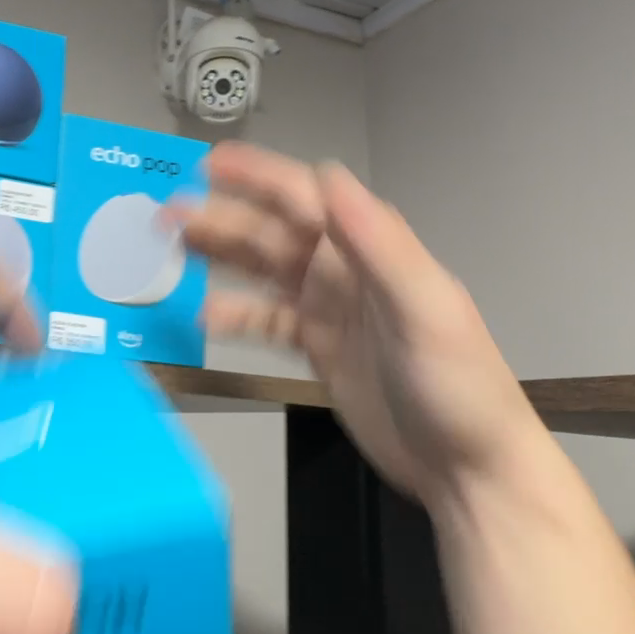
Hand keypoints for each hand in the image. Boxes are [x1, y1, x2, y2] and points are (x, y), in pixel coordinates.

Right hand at [173, 143, 545, 504]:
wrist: (466, 469)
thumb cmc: (457, 388)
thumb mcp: (425, 310)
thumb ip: (378, 243)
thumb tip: (329, 177)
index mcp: (372, 251)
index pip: (306, 199)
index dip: (258, 177)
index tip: (209, 164)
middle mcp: (345, 271)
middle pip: (272, 233)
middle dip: (221, 217)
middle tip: (168, 212)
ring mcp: (328, 310)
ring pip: (262, 271)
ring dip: (219, 256)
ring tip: (173, 248)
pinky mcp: (315, 347)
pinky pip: (265, 321)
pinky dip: (235, 315)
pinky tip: (205, 316)